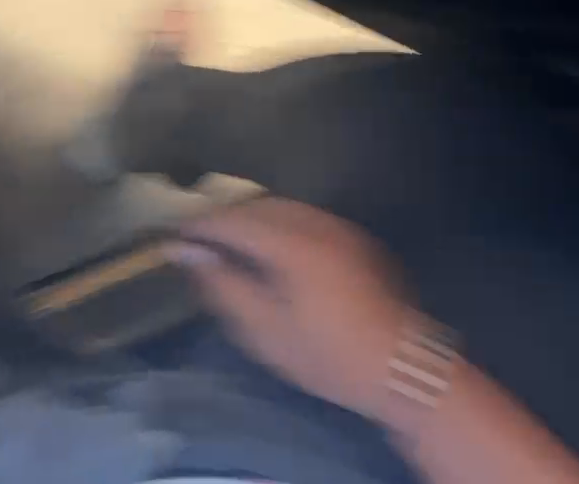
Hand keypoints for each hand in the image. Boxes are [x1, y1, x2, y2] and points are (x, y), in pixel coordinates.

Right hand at [169, 198, 409, 422]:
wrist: (406, 372)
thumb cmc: (327, 356)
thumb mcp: (264, 330)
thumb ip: (220, 283)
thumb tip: (181, 249)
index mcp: (289, 243)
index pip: (228, 219)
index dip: (196, 226)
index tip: (172, 236)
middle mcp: (313, 222)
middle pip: (252, 205)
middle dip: (221, 217)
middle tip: (196, 240)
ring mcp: (337, 225)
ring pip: (277, 205)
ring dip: (248, 217)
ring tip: (229, 241)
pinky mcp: (352, 235)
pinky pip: (301, 214)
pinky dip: (276, 221)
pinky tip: (270, 244)